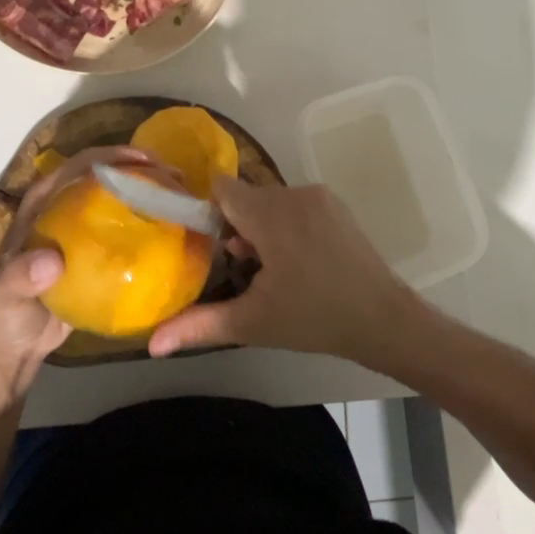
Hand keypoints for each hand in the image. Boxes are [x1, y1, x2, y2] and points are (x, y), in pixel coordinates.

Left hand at [0, 146, 163, 374]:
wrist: (15, 343)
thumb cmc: (4, 310)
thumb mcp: (3, 293)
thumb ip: (20, 276)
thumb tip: (53, 262)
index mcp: (43, 203)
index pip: (78, 166)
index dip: (110, 156)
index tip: (144, 161)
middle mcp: (66, 207)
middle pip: (107, 175)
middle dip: (142, 169)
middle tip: (176, 179)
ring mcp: (85, 230)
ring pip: (121, 200)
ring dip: (151, 193)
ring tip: (184, 198)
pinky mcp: (101, 254)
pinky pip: (129, 232)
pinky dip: (151, 228)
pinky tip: (177, 235)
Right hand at [148, 176, 420, 362]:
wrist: (382, 318)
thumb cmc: (314, 319)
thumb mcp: (252, 323)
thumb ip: (199, 326)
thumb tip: (152, 345)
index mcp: (271, 216)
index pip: (223, 188)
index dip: (210, 212)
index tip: (210, 245)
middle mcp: (294, 194)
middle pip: (246, 198)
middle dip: (239, 228)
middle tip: (245, 269)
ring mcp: (319, 197)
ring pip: (271, 202)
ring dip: (263, 228)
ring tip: (272, 269)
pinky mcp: (336, 205)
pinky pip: (296, 204)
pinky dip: (287, 224)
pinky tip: (297, 260)